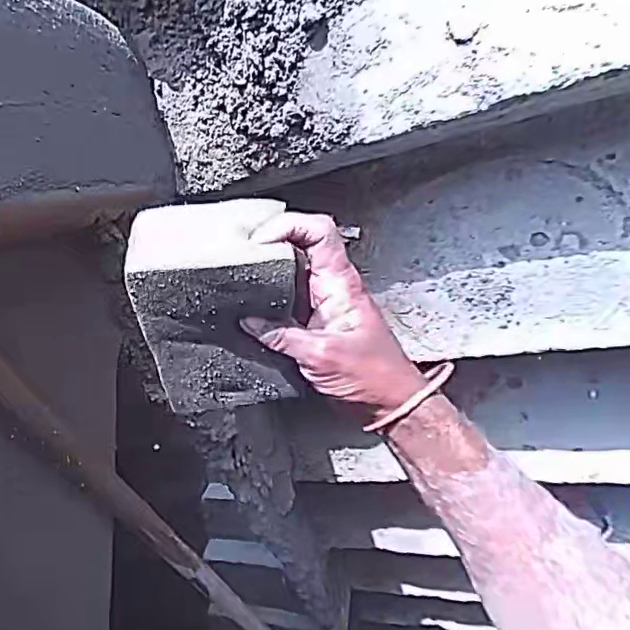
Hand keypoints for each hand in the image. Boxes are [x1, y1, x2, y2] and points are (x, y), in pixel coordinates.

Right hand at [240, 211, 426, 409]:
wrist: (390, 404)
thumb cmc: (372, 377)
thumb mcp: (320, 355)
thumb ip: (281, 336)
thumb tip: (249, 322)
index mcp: (341, 284)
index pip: (319, 231)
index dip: (289, 225)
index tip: (259, 238)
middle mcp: (331, 288)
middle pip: (300, 247)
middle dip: (269, 245)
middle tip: (240, 255)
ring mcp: (322, 305)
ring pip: (291, 275)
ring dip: (266, 274)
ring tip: (239, 278)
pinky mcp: (315, 324)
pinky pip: (287, 303)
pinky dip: (267, 303)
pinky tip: (249, 311)